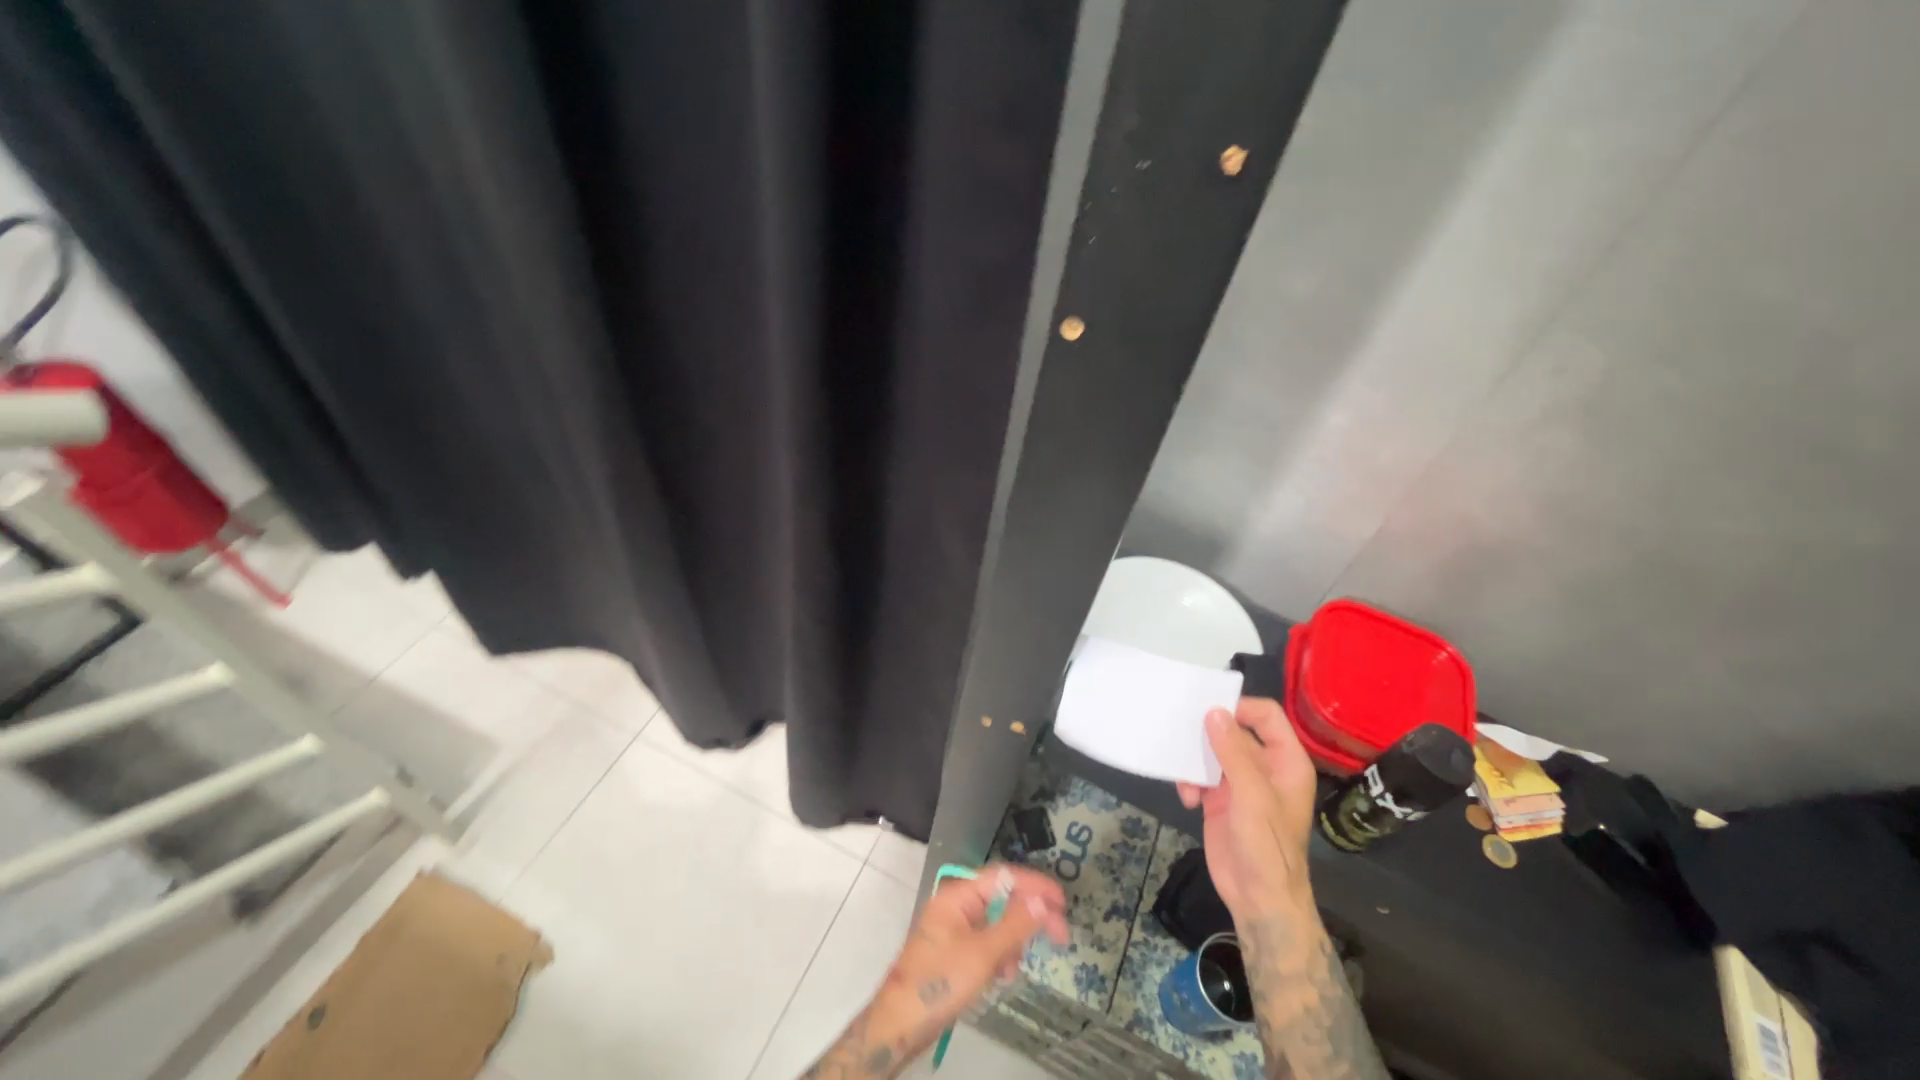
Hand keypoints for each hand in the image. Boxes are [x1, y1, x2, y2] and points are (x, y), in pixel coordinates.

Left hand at [804, 865, 1069, 1077]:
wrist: (900, 1024)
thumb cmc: (940, 983)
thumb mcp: (984, 953)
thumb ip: (1016, 924)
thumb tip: (1043, 899)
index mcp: (957, 897)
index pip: (1003, 877)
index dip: (1035, 885)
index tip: (1062, 902)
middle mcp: (954, 906)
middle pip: (1001, 899)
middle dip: (1027, 918)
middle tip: (1058, 935)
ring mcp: (951, 929)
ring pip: (996, 924)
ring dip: (1012, 942)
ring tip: (1013, 968)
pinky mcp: (952, 952)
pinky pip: (985, 943)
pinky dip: (998, 956)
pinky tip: (1000, 976)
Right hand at [1176, 697, 1319, 920]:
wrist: (1259, 899)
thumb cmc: (1268, 846)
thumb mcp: (1252, 796)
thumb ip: (1233, 752)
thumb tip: (1213, 712)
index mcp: (1285, 761)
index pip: (1266, 716)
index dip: (1240, 709)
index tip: (1208, 712)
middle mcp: (1264, 767)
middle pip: (1234, 732)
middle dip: (1208, 736)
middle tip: (1182, 737)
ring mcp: (1241, 784)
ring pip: (1212, 753)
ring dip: (1194, 762)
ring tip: (1185, 780)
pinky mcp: (1220, 800)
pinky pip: (1200, 776)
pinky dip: (1190, 783)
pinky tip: (1188, 800)